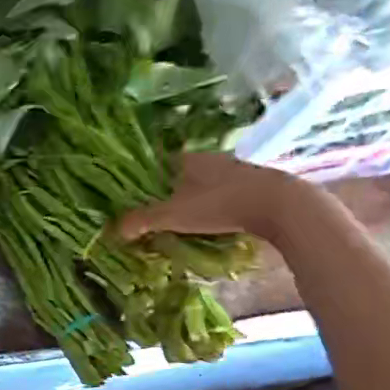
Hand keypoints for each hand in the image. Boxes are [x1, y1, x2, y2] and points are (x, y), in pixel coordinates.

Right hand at [116, 153, 317, 244]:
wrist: (278, 205)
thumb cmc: (219, 204)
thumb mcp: (172, 215)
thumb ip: (140, 221)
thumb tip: (111, 230)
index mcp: (186, 159)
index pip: (156, 165)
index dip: (143, 182)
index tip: (133, 201)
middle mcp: (209, 159)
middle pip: (178, 177)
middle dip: (165, 195)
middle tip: (152, 218)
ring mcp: (233, 171)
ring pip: (201, 186)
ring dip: (189, 203)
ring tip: (178, 225)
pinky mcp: (251, 186)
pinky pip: (220, 196)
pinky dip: (210, 209)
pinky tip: (208, 224)